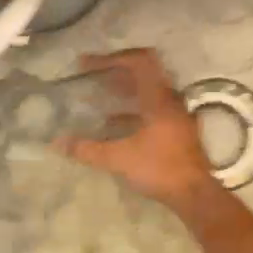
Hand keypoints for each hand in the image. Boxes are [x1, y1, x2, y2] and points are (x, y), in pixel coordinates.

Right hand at [57, 48, 216, 212]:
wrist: (195, 195)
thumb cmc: (160, 169)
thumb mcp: (119, 158)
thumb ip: (87, 149)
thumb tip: (57, 142)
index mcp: (158, 98)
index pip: (138, 61)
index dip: (111, 58)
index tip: (87, 65)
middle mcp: (169, 100)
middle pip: (142, 74)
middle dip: (113, 72)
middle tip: (89, 76)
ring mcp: (175, 116)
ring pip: (146, 93)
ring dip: (121, 92)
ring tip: (96, 97)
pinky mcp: (176, 131)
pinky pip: (150, 110)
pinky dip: (130, 111)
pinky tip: (111, 125)